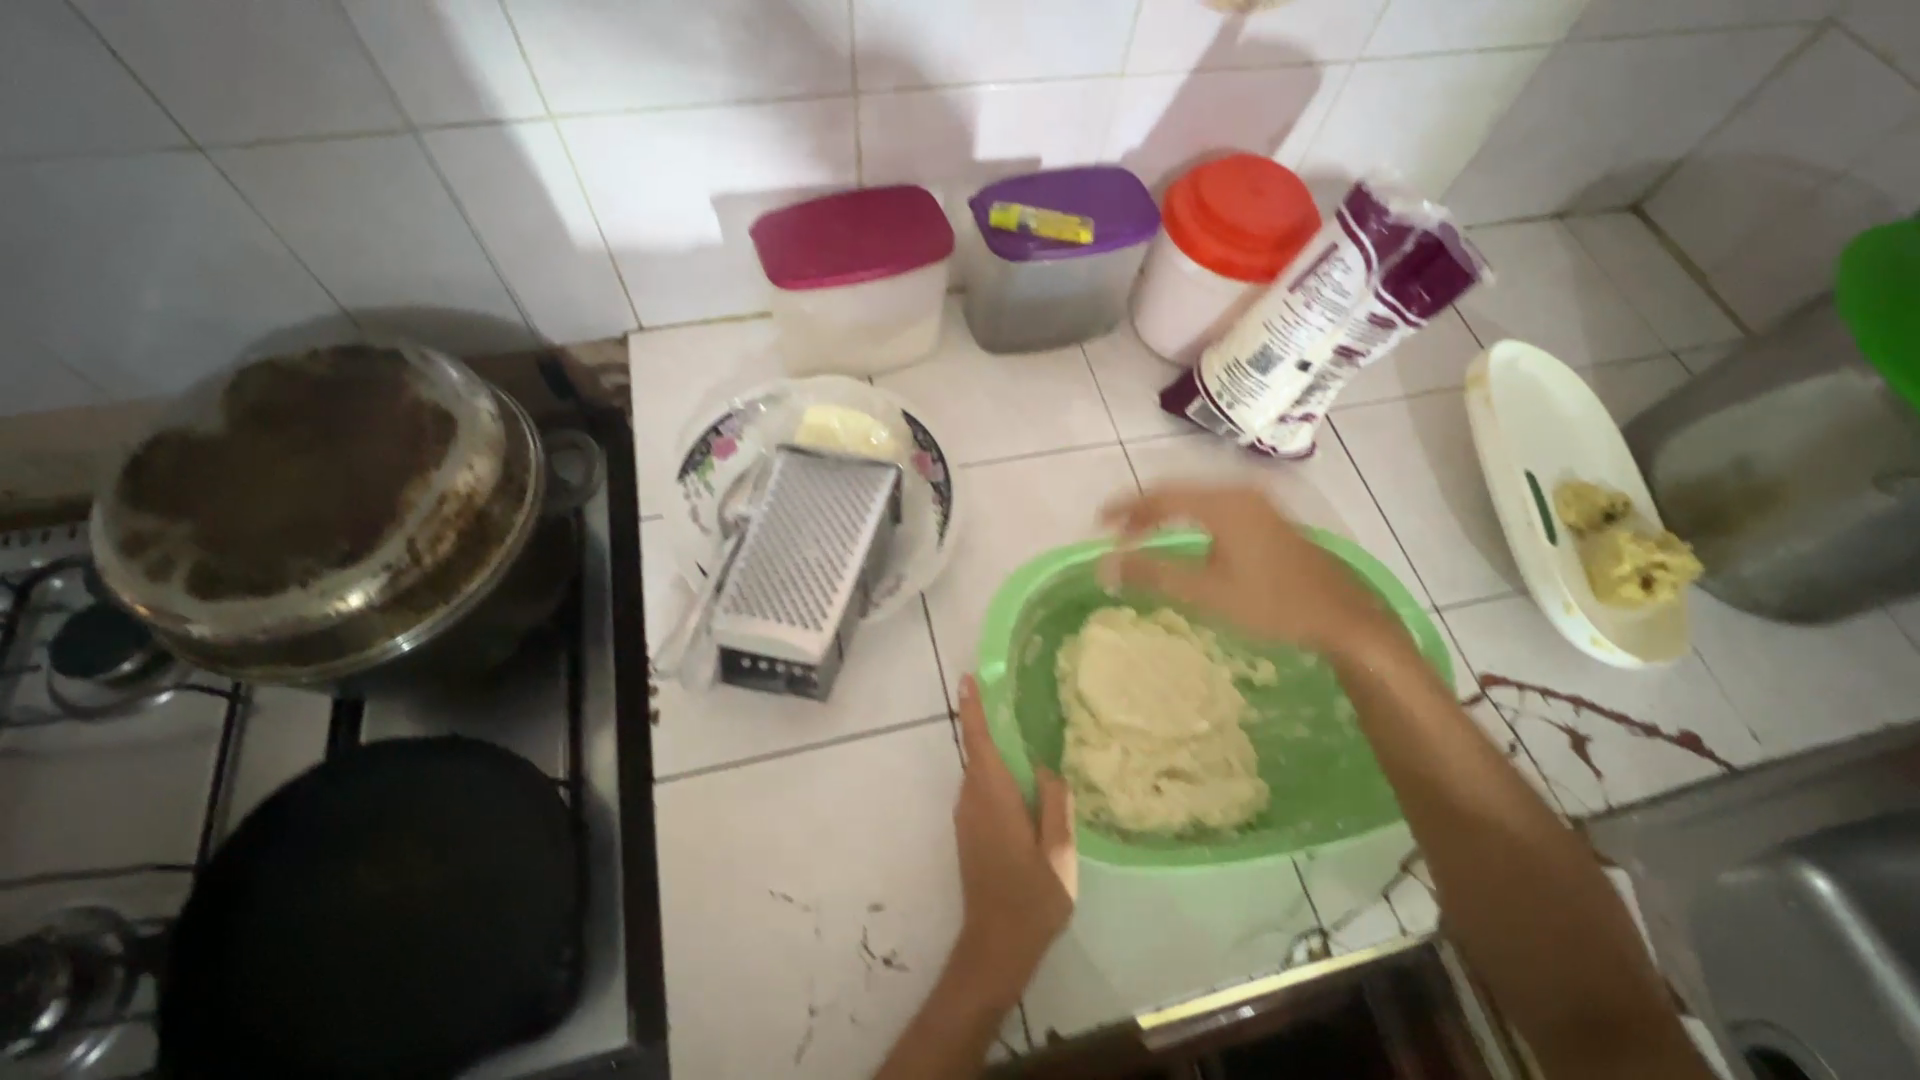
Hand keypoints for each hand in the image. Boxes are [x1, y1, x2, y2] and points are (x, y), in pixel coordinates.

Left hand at [949, 674, 1075, 1008]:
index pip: (977, 742)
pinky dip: (996, 776)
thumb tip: (1048, 767)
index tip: (967, 677)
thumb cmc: (1032, 897)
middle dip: (987, 725)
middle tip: (1013, 700)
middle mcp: (972, 802)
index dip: (972, 709)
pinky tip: (1022, 783)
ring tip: (1025, 737)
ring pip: (980, 775)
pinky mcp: (970, 835)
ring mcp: (967, 820)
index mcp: (993, 798)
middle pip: (977, 754)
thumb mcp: (1059, 851)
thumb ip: (1055, 804)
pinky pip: (981, 792)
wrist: (996, 944)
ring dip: (994, 753)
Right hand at [1101, 483, 1402, 658]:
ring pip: (1198, 497)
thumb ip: (1152, 574)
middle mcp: (1240, 493)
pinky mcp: (1270, 517)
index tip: (1099, 525)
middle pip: (1179, 490)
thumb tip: (1104, 565)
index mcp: (1223, 504)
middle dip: (1144, 509)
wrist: (1342, 617)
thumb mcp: (1205, 593)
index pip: (1160, 495)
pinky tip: (1185, 537)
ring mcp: (1259, 503)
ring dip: (1167, 513)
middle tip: (1117, 531)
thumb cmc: (1271, 605)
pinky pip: (1217, 505)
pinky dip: (1190, 517)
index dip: (1126, 508)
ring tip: (1142, 534)